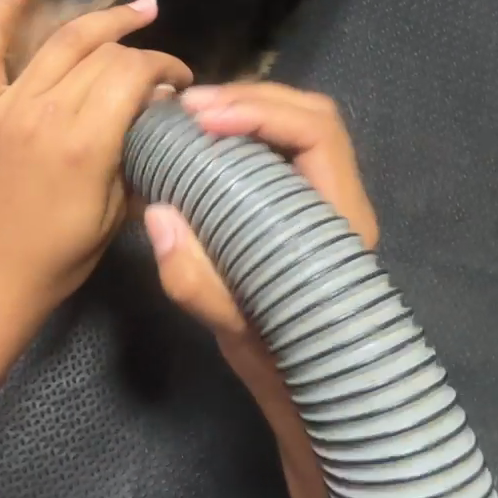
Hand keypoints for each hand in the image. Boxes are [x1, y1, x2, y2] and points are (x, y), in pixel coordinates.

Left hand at [0, 0, 192, 321]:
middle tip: (160, 68)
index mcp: (84, 142)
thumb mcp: (117, 211)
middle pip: (102, 54)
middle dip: (141, 52)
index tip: (179, 84)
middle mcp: (45, 111)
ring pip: (61, 42)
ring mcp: (8, 105)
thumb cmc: (63, 254)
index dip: (164, 67)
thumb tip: (157, 111)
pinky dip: (1, 14)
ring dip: (102, 21)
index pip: (132, 74)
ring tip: (136, 12)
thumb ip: (138, 153)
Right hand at [144, 84, 373, 497]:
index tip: (205, 119)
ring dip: (244, 108)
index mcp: (340, 225)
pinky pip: (276, 149)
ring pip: (294, 126)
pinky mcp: (299, 206)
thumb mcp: (235, 332)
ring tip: (191, 115)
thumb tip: (157, 213)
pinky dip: (240, 131)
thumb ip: (197, 280)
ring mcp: (321, 201)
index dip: (262, 113)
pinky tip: (204, 139)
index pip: (318, 134)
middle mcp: (339, 201)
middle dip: (249, 99)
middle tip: (188, 107)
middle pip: (310, 116)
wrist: (311, 397)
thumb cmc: (284, 369)